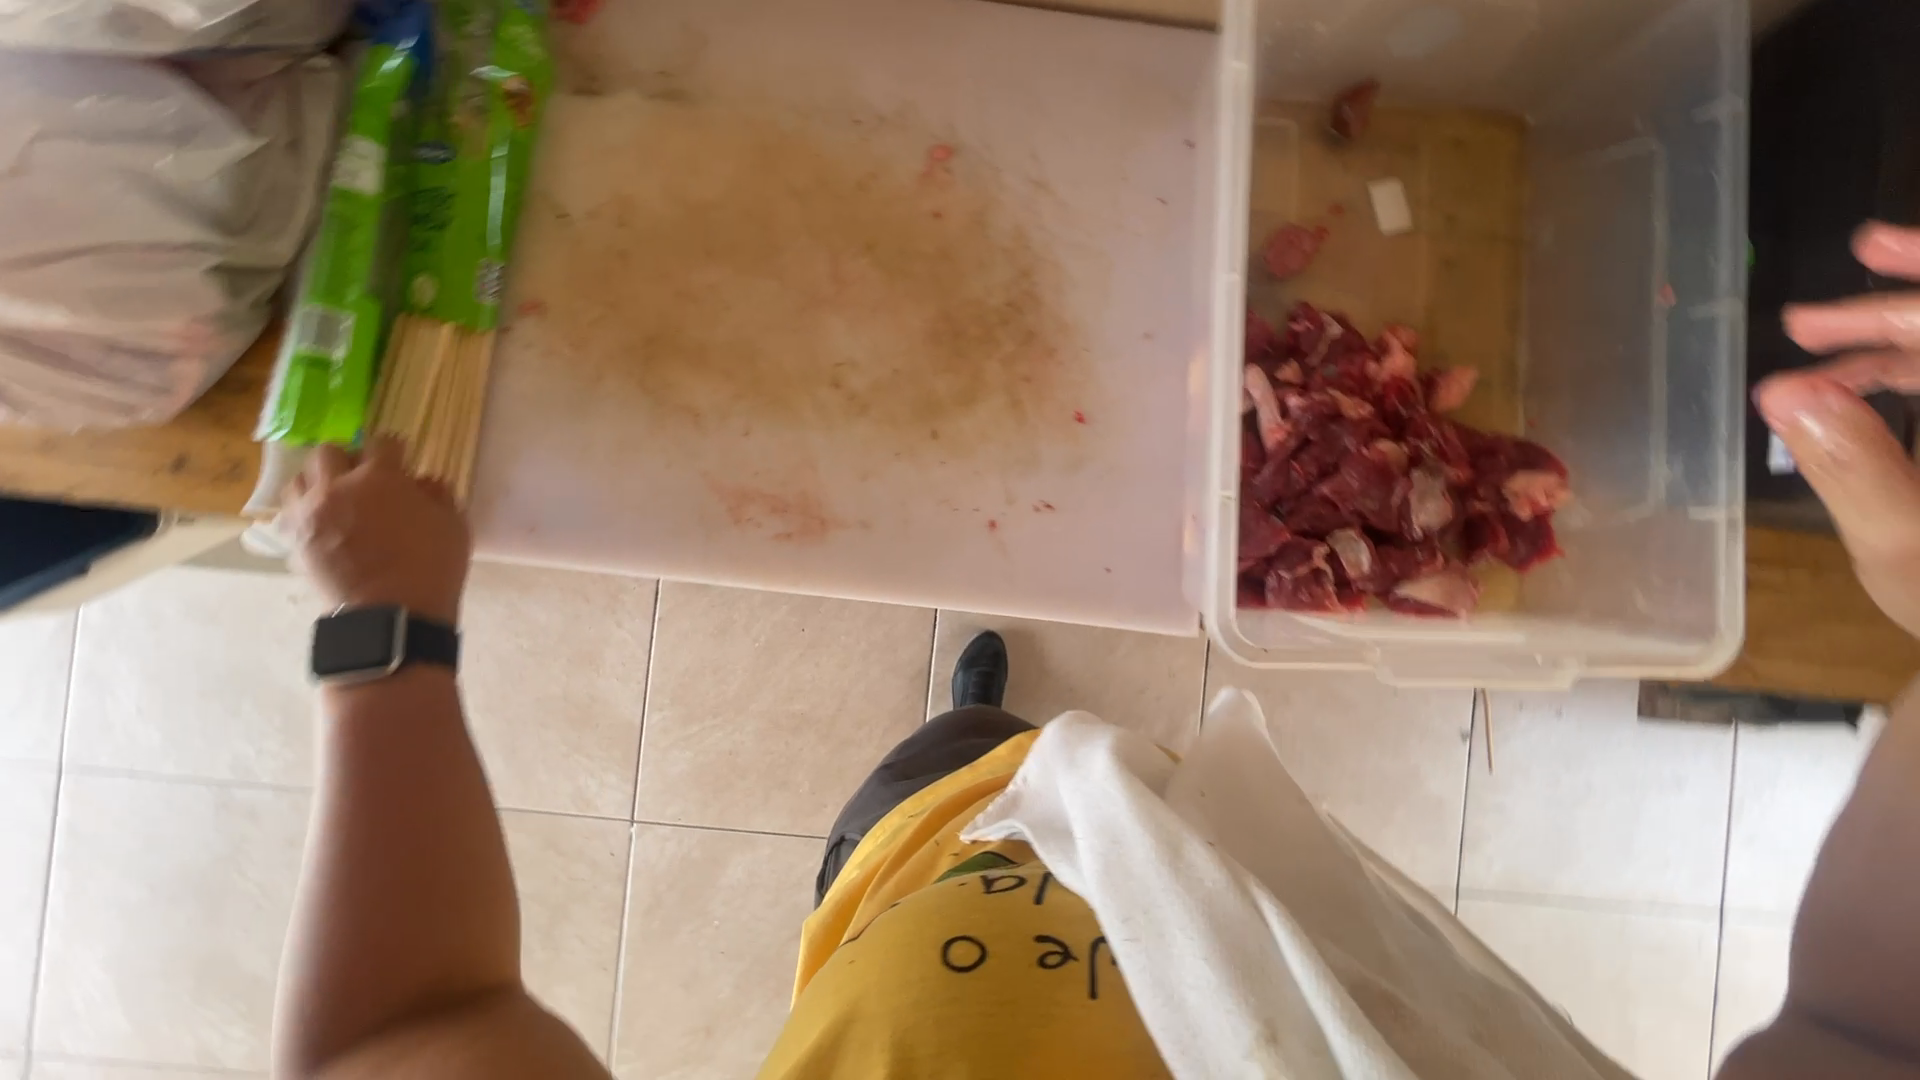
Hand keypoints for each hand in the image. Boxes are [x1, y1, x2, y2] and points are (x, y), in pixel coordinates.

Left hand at [280, 435, 472, 624]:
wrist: (392, 611)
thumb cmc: (433, 565)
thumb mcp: (454, 525)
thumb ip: (438, 495)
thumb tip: (424, 482)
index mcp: (381, 478)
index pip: (383, 443)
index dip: (395, 448)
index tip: (404, 457)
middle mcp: (336, 487)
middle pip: (328, 451)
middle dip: (348, 457)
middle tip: (365, 476)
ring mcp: (310, 513)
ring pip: (300, 478)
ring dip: (320, 481)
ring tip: (338, 497)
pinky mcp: (295, 539)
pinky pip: (292, 512)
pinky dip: (308, 510)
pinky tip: (326, 523)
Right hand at [1755, 222, 1919, 636]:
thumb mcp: (1903, 547)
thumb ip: (1855, 467)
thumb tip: (1788, 391)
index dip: (1914, 298)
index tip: (1833, 288)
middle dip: (1907, 306)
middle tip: (1805, 319)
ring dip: (1901, 337)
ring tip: (1814, 341)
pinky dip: (1910, 367)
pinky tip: (1854, 380)